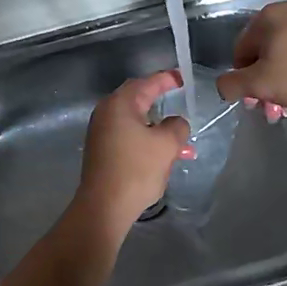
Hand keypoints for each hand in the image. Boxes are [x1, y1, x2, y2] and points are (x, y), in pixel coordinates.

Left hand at [72, 71, 194, 233]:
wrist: (105, 206)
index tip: (184, 79)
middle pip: (139, 102)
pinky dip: (148, 144)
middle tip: (183, 106)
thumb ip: (177, 126)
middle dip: (164, 107)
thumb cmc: (136, 169)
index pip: (146, 83)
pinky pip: (130, 140)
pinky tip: (165, 159)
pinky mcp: (103, 153)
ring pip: (137, 124)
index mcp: (119, 104)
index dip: (167, 79)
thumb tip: (175, 124)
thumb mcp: (166, 144)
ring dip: (160, 132)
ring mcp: (102, 134)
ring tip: (184, 147)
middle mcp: (106, 114)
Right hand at [216, 1, 286, 115]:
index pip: (240, 52)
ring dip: (285, 82)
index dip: (243, 80)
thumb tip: (224, 85)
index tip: (255, 101)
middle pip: (266, 54)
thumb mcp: (258, 84)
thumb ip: (231, 84)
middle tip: (273, 109)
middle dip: (266, 85)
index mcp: (266, 17)